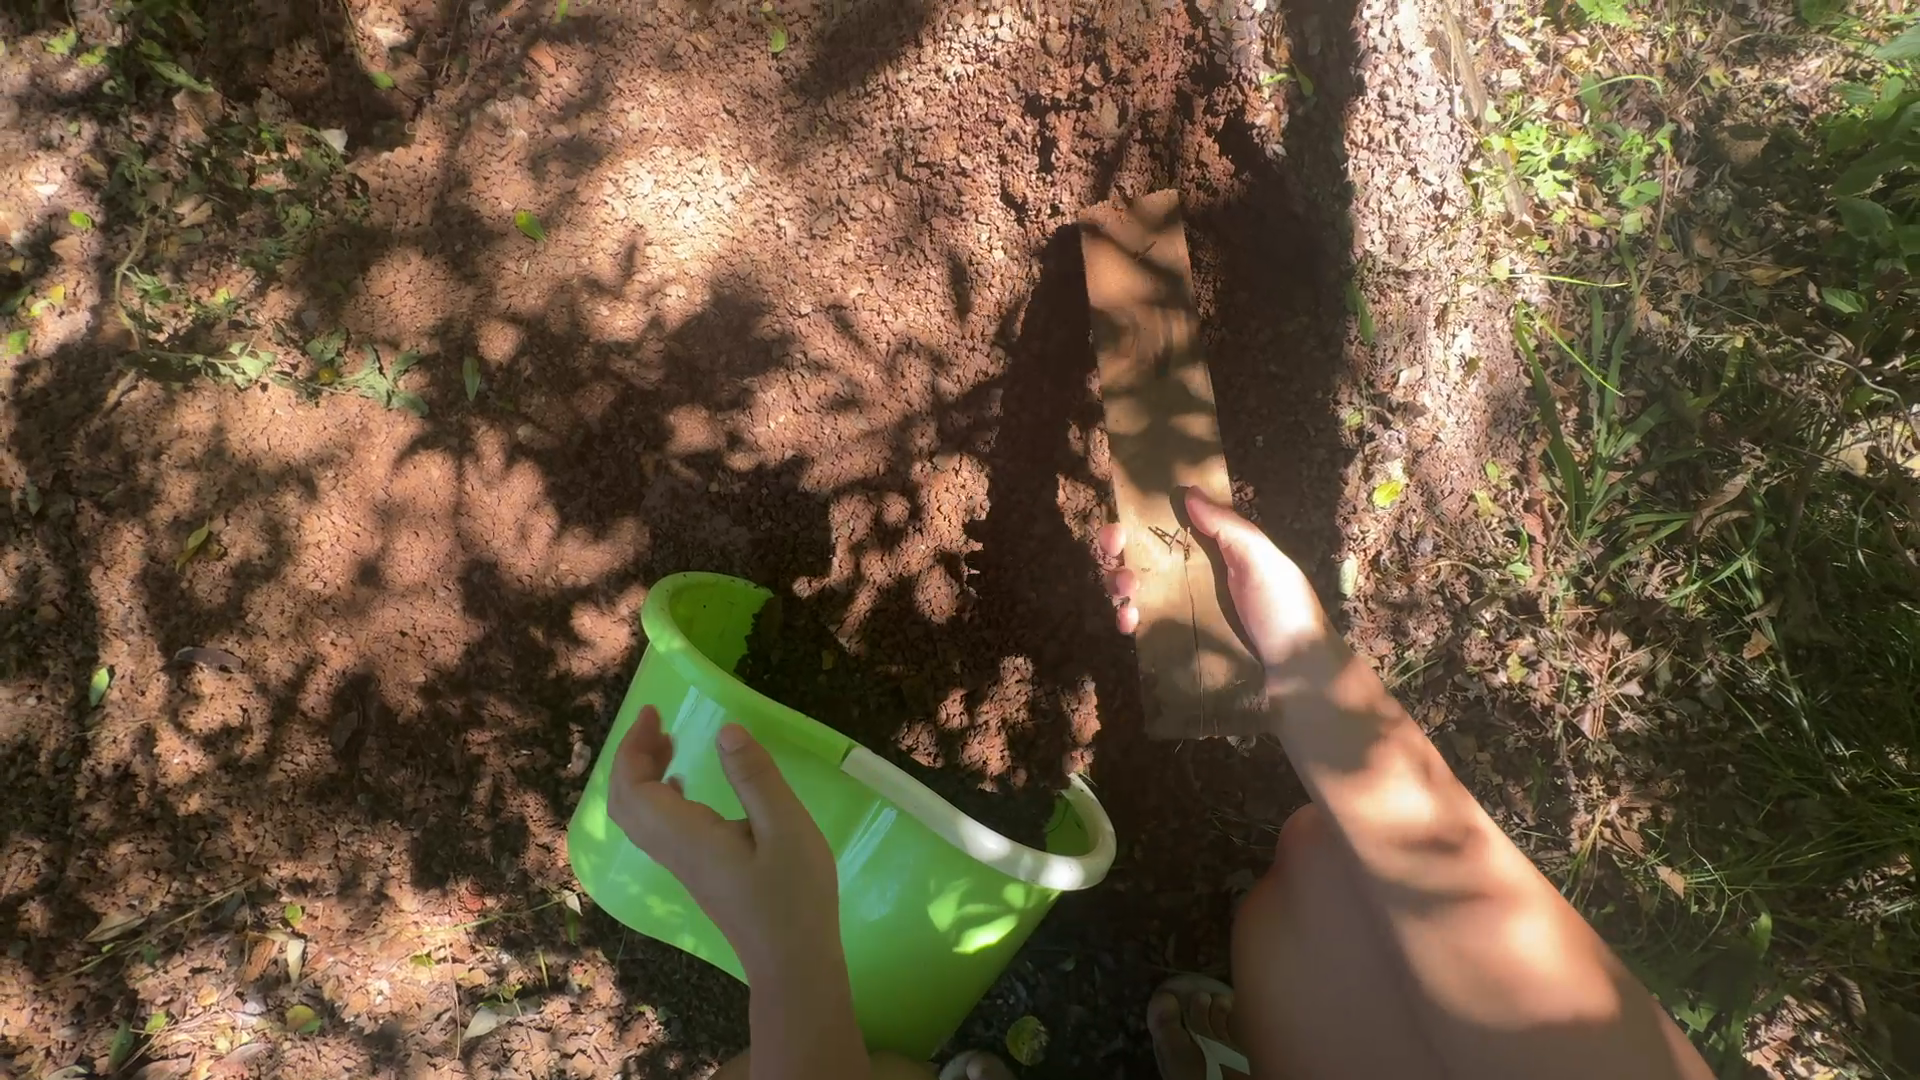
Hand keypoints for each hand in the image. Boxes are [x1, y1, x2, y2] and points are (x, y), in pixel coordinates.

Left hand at [606, 706, 841, 979]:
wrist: (794, 962)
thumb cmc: (794, 892)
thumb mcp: (786, 826)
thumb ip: (755, 776)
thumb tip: (725, 729)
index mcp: (688, 836)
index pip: (634, 790)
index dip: (633, 747)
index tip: (655, 712)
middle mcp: (674, 851)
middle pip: (626, 804)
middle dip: (632, 757)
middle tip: (660, 722)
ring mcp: (683, 866)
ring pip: (639, 817)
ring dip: (643, 774)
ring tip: (669, 743)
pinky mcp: (697, 873)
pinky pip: (656, 827)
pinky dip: (657, 795)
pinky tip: (684, 784)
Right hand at [1099, 488, 1343, 689]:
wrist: (1296, 673)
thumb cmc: (1283, 609)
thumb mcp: (1262, 560)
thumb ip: (1228, 526)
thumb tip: (1189, 492)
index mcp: (1213, 552)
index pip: (1169, 528)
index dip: (1140, 520)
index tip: (1121, 518)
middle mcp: (1192, 577)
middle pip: (1144, 557)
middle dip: (1119, 549)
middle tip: (1113, 547)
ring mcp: (1181, 610)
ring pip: (1136, 590)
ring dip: (1119, 583)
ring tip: (1126, 590)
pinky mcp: (1176, 641)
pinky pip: (1143, 626)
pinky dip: (1127, 619)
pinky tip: (1128, 620)